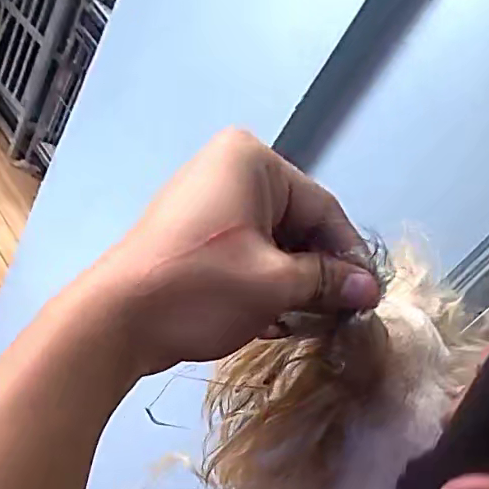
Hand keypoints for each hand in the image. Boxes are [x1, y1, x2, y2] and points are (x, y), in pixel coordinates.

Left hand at [78, 128, 381, 377]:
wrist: (119, 320)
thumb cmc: (201, 290)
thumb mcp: (275, 285)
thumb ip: (327, 282)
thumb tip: (370, 289)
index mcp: (253, 163)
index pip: (324, 209)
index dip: (350, 256)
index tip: (368, 297)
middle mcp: (231, 172)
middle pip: (298, 227)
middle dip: (319, 275)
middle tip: (339, 316)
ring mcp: (210, 205)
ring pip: (274, 247)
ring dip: (294, 287)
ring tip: (309, 325)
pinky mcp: (197, 240)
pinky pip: (248, 258)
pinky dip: (266, 288)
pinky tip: (276, 323)